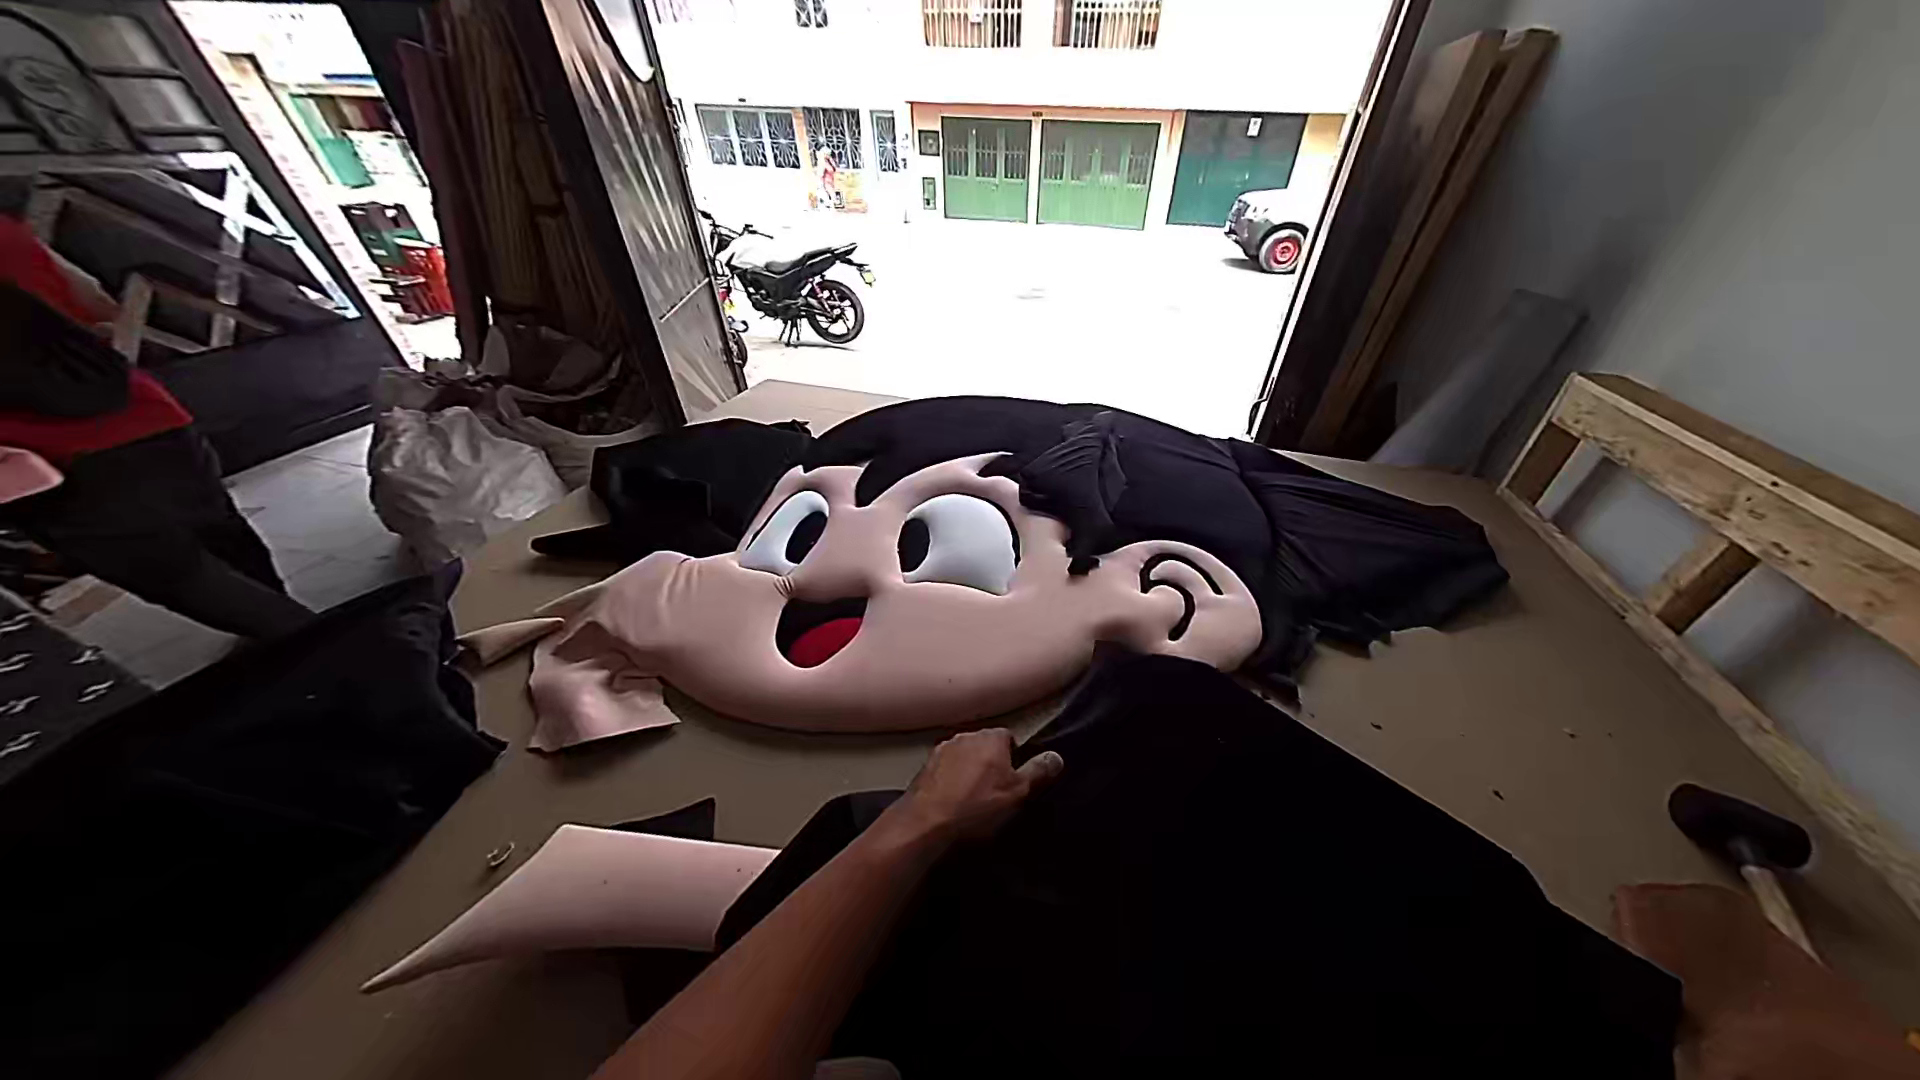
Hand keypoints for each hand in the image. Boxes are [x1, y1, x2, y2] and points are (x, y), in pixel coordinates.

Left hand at [879, 729, 1063, 850]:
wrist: (924, 825)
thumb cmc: (976, 807)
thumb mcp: (1018, 793)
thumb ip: (1039, 772)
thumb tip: (1056, 756)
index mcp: (989, 736)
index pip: (1009, 738)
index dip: (1015, 759)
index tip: (1016, 781)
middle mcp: (964, 736)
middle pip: (985, 746)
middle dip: (991, 764)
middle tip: (997, 793)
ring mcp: (940, 751)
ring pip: (964, 758)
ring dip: (969, 772)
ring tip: (973, 802)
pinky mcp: (923, 770)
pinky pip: (945, 772)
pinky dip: (950, 783)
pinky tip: (952, 805)